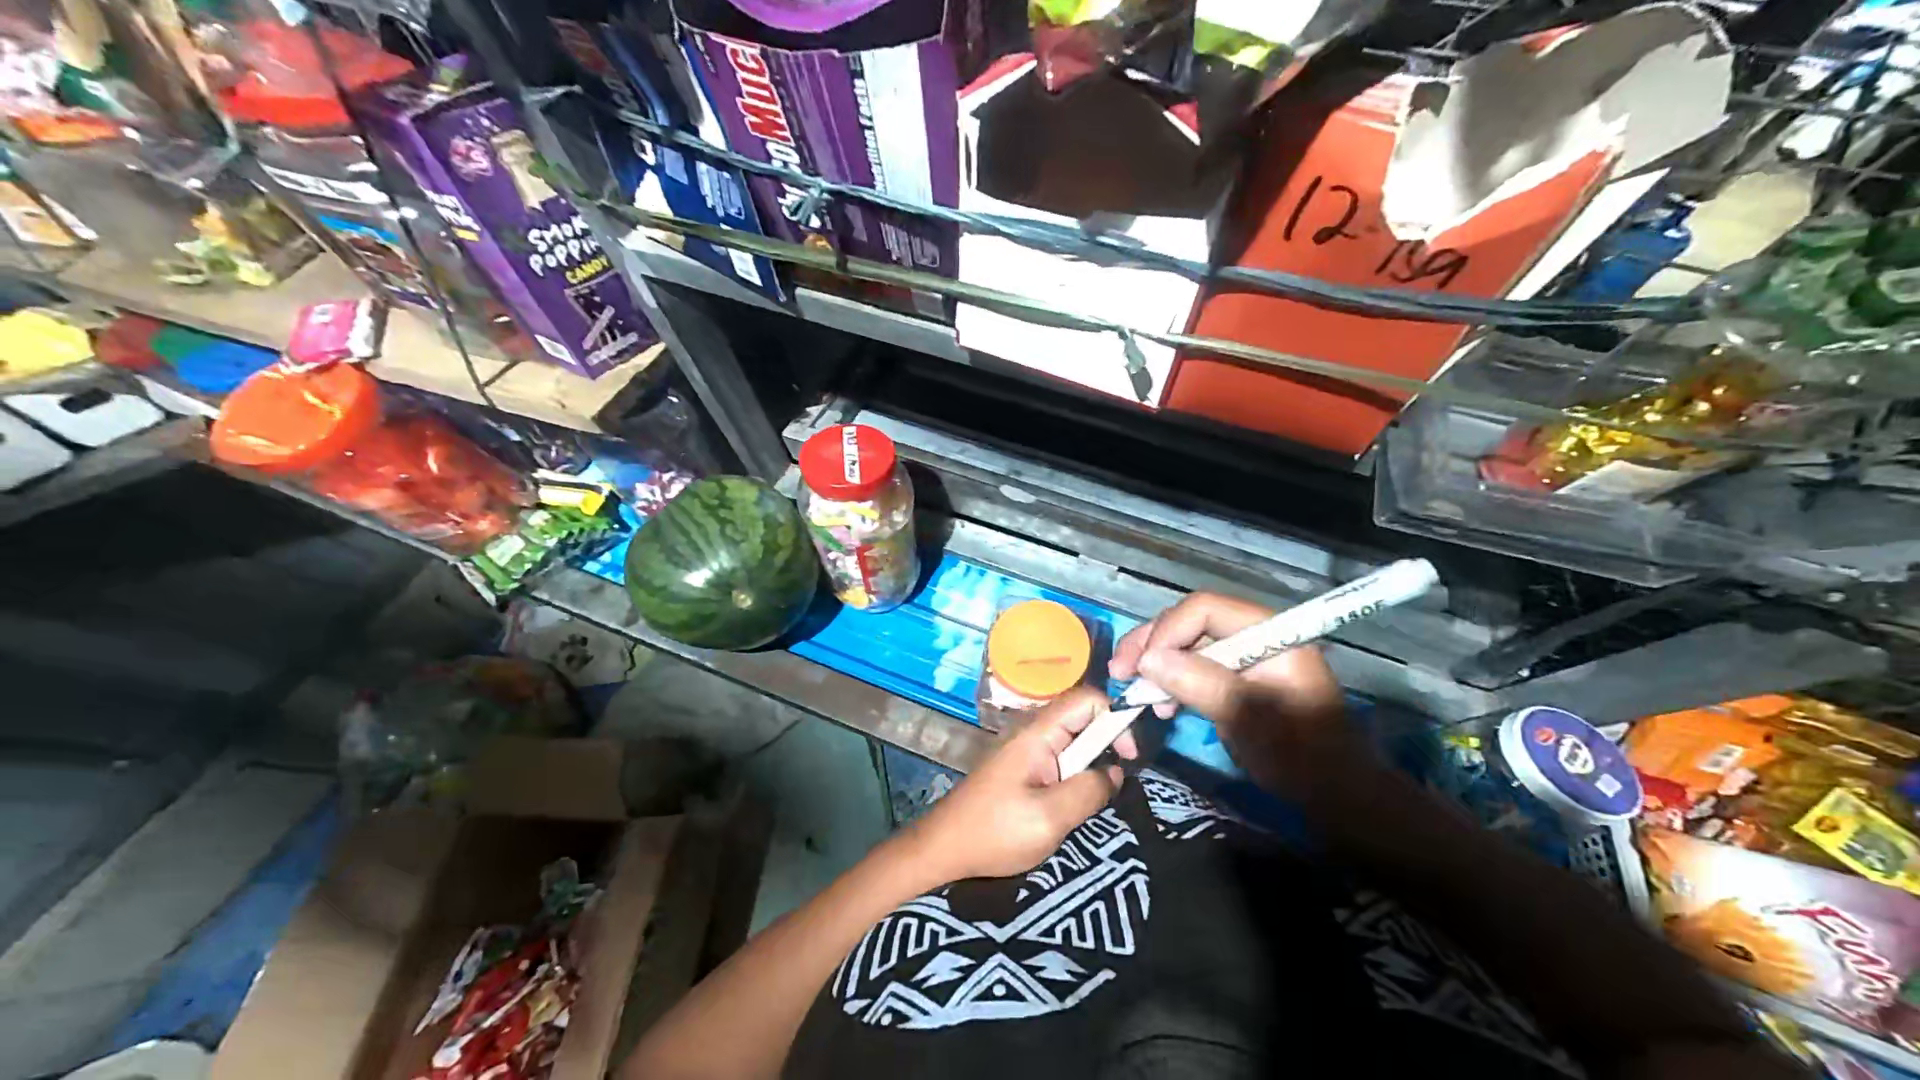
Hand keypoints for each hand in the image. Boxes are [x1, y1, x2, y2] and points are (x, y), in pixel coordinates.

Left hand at [906, 687, 1133, 881]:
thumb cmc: (994, 832)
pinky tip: (1072, 808)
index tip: (1127, 758)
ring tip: (1092, 803)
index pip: (1087, 699)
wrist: (943, 849)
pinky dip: (1074, 779)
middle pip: (1082, 720)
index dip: (1115, 719)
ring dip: (1090, 768)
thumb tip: (1116, 772)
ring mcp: (1026, 752)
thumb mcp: (1049, 818)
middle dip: (1106, 747)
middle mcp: (1033, 733)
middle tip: (1112, 788)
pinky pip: (1059, 763)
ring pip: (1073, 744)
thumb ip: (1089, 791)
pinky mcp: (1022, 771)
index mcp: (1037, 733)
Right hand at [1111, 592, 1352, 790]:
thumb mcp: (1249, 719)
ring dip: (1156, 663)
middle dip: (1152, 644)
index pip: (1205, 610)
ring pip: (1187, 643)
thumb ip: (1200, 683)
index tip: (1139, 667)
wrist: (1337, 795)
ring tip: (1133, 690)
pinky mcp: (1237, 677)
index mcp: (1269, 632)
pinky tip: (1158, 703)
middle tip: (1119, 672)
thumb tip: (1147, 660)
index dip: (1167, 632)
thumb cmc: (1301, 756)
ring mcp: (1246, 655)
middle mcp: (1255, 634)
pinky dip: (1171, 680)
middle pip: (1191, 622)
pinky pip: (1194, 665)